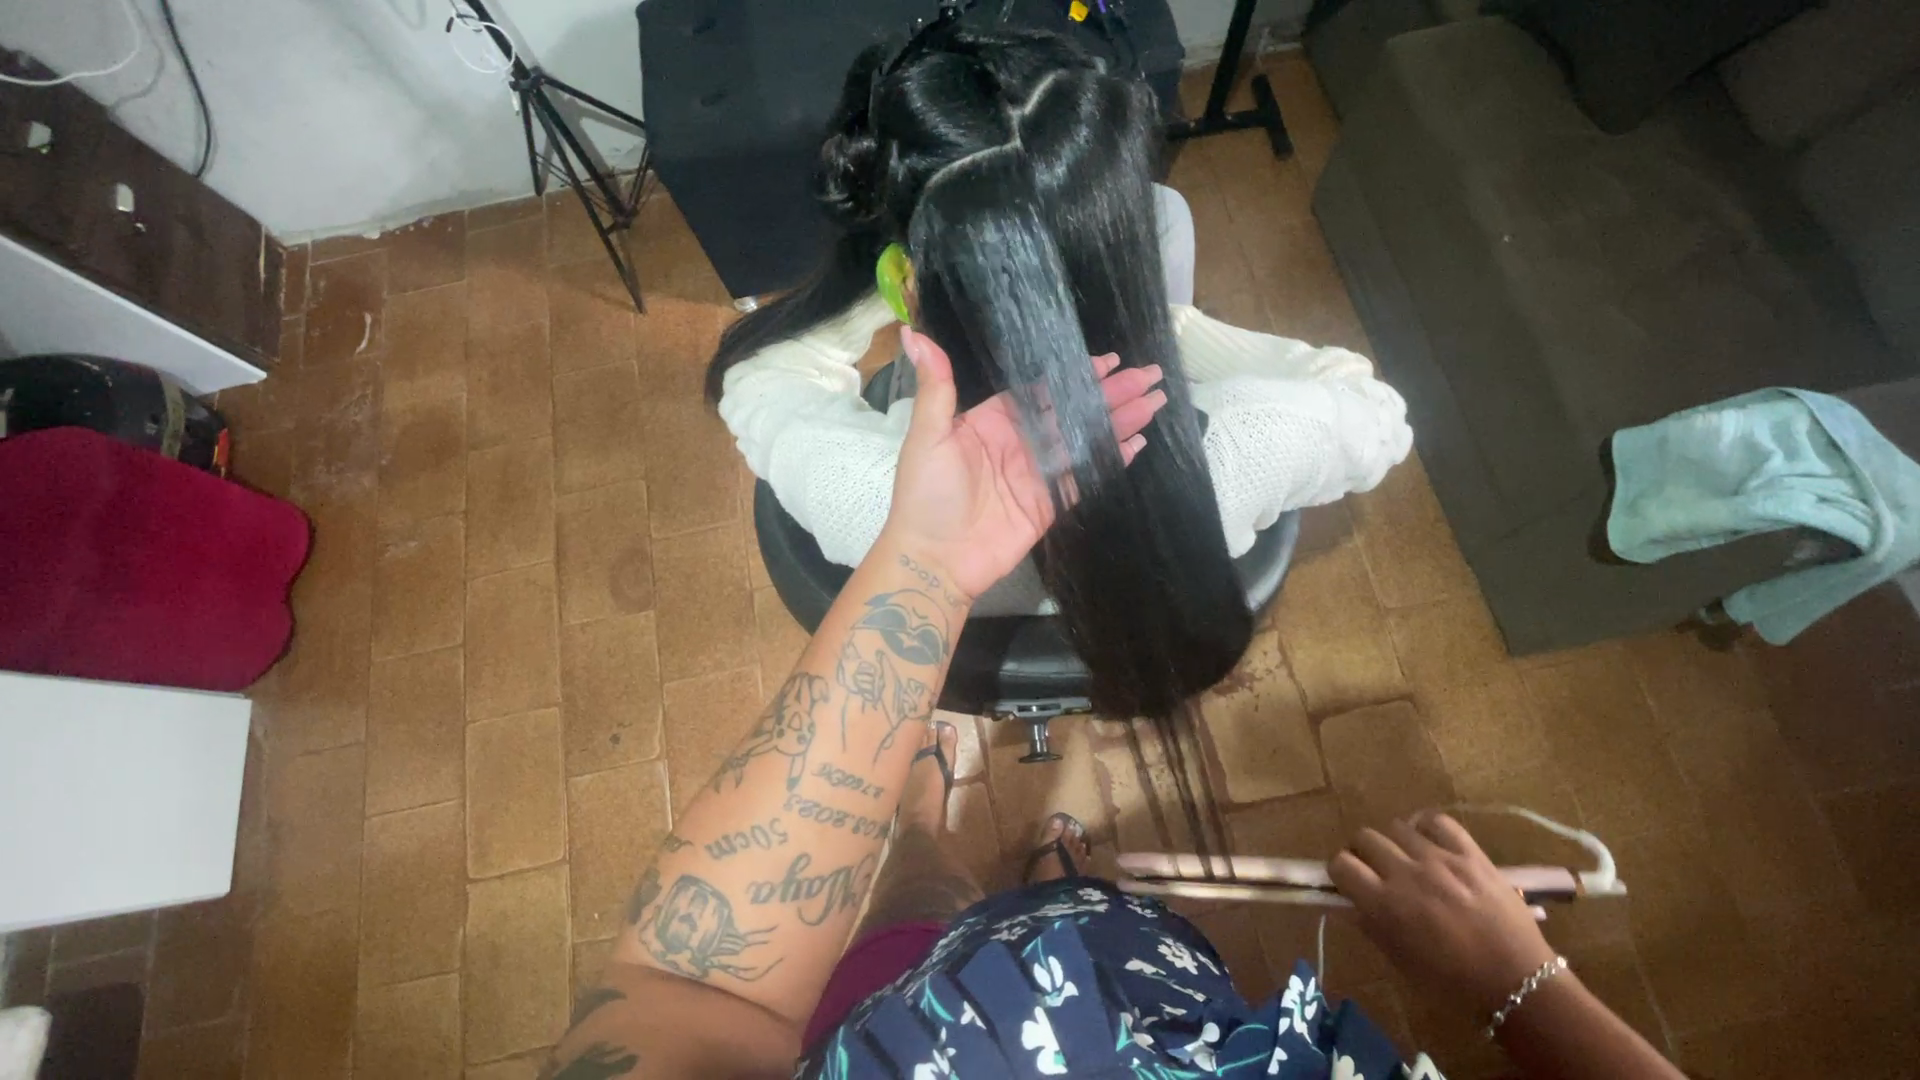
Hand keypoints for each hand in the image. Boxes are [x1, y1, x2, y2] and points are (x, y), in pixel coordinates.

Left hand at [882, 326, 1166, 599]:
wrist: (934, 560)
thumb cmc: (925, 496)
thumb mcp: (927, 435)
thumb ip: (935, 386)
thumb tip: (914, 334)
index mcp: (992, 421)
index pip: (1041, 391)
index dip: (1074, 376)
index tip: (1108, 361)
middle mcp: (1019, 444)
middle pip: (1072, 412)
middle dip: (1110, 394)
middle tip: (1148, 376)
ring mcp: (1037, 475)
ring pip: (1086, 441)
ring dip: (1119, 422)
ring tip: (1154, 402)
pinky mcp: (1050, 505)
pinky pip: (1086, 477)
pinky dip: (1112, 460)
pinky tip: (1137, 443)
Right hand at [1330, 814, 1558, 1017]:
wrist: (1520, 984)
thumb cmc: (1453, 983)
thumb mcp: (1400, 961)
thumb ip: (1369, 925)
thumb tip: (1346, 903)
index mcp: (1385, 904)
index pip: (1340, 864)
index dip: (1340, 872)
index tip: (1351, 883)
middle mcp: (1407, 874)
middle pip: (1364, 838)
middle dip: (1363, 853)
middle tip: (1377, 871)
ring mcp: (1441, 860)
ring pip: (1396, 827)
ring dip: (1395, 843)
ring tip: (1409, 860)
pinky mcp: (1471, 855)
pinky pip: (1438, 821)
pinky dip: (1427, 827)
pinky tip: (1430, 843)